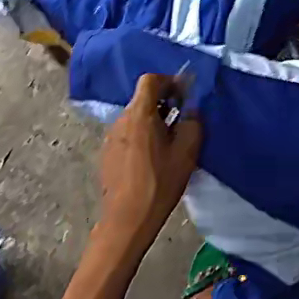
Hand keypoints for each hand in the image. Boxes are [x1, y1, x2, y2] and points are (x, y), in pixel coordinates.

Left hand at [100, 73, 201, 237]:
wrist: (128, 218)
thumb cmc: (161, 180)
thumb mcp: (188, 149)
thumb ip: (192, 121)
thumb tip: (190, 109)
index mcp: (140, 114)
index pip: (150, 80)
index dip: (169, 81)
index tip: (185, 96)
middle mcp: (120, 121)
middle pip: (143, 99)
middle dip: (164, 103)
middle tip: (182, 119)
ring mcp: (110, 138)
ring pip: (135, 117)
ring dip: (154, 120)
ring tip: (170, 141)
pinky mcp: (107, 154)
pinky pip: (128, 134)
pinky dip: (143, 135)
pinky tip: (153, 157)